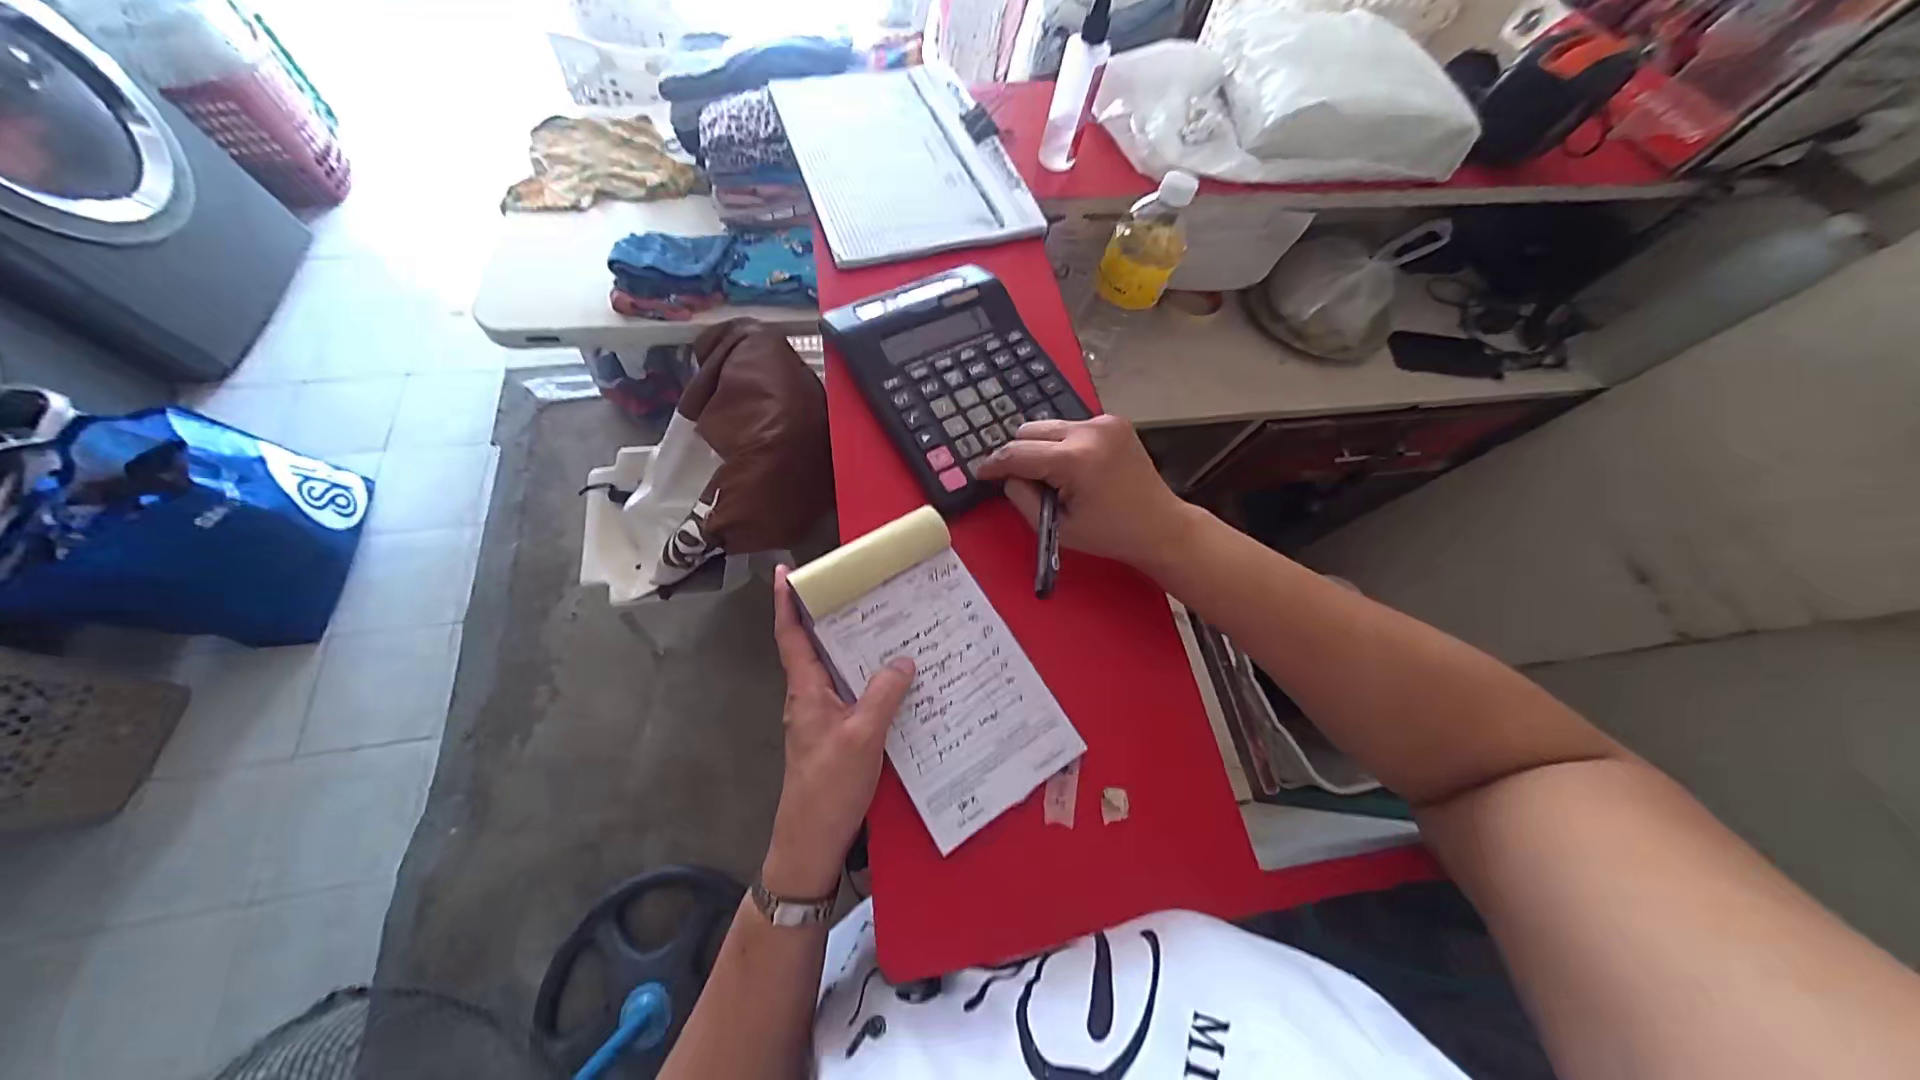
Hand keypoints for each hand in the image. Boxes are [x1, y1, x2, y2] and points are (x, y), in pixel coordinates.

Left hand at [764, 565, 914, 898]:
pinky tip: (896, 678)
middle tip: (859, 588)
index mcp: (805, 690)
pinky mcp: (836, 733)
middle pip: (816, 646)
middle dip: (831, 614)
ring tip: (885, 623)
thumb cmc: (828, 786)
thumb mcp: (862, 736)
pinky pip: (852, 693)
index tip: (785, 572)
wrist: (812, 841)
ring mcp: (822, 716)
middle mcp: (809, 696)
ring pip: (837, 669)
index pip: (791, 636)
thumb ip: (883, 694)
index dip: (787, 603)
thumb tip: (903, 660)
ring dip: (854, 646)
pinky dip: (868, 677)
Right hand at [974, 415, 1199, 577]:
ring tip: (1052, 477)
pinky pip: (1071, 427)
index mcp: (1076, 460)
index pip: (1018, 453)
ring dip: (1040, 448)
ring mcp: (1104, 423)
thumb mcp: (1058, 528)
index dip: (994, 464)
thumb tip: (1008, 477)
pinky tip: (1073, 469)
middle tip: (1022, 481)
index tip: (982, 473)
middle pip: (1029, 431)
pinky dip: (1062, 444)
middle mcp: (1090, 432)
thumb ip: (1023, 499)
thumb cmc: (1111, 534)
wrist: (1160, 526)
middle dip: (1019, 455)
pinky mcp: (1113, 422)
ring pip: (1048, 426)